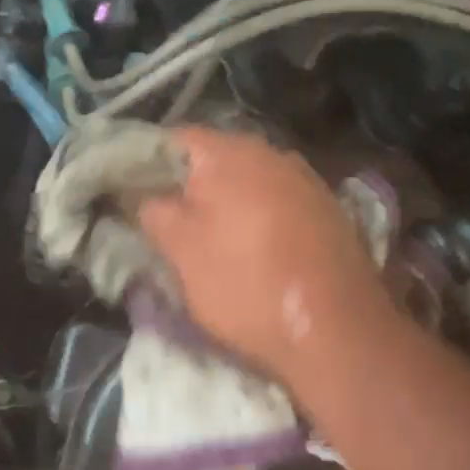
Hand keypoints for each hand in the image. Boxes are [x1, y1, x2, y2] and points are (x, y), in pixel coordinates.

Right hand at [139, 127, 394, 382]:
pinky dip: (261, 217)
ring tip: (211, 238)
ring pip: (250, 180)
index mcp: (228, 152)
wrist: (338, 331)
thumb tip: (140, 193)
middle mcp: (270, 152)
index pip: (173, 139)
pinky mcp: (330, 211)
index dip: (147, 161)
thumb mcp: (180, 251)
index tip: (132, 191)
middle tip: (167, 218)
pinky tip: (256, 250)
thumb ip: (152, 211)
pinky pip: (280, 202)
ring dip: (228, 202)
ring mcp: (306, 180)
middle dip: (189, 184)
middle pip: (215, 158)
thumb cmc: (245, 283)